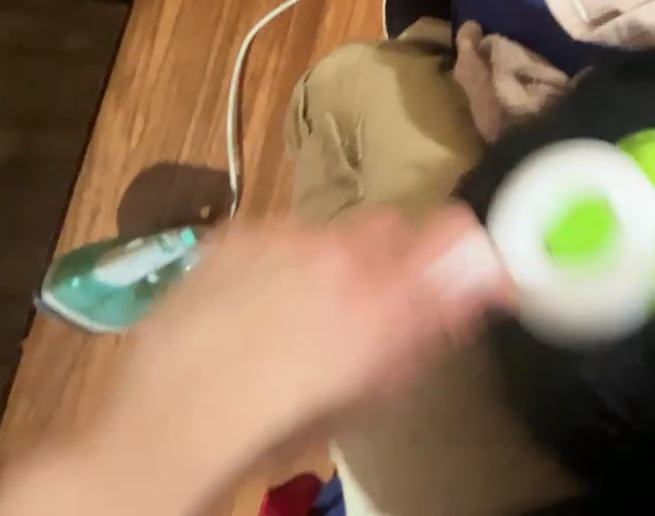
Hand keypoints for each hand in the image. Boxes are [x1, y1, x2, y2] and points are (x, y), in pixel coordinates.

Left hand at [0, 205, 507, 515]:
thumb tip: (486, 280)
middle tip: (368, 301)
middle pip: (393, 226)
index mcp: (381, 290)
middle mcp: (340, 248)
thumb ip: (435, 323)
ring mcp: (282, 236)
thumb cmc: (282, 421)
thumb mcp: (375, 383)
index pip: (452, 229)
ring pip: (334, 229)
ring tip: (299, 307)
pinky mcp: (237, 234)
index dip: (464, 244)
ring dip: (333, 258)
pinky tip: (256, 300)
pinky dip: (281, 258)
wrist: (167, 430)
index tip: (463, 266)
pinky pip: (280, 232)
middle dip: (391, 256)